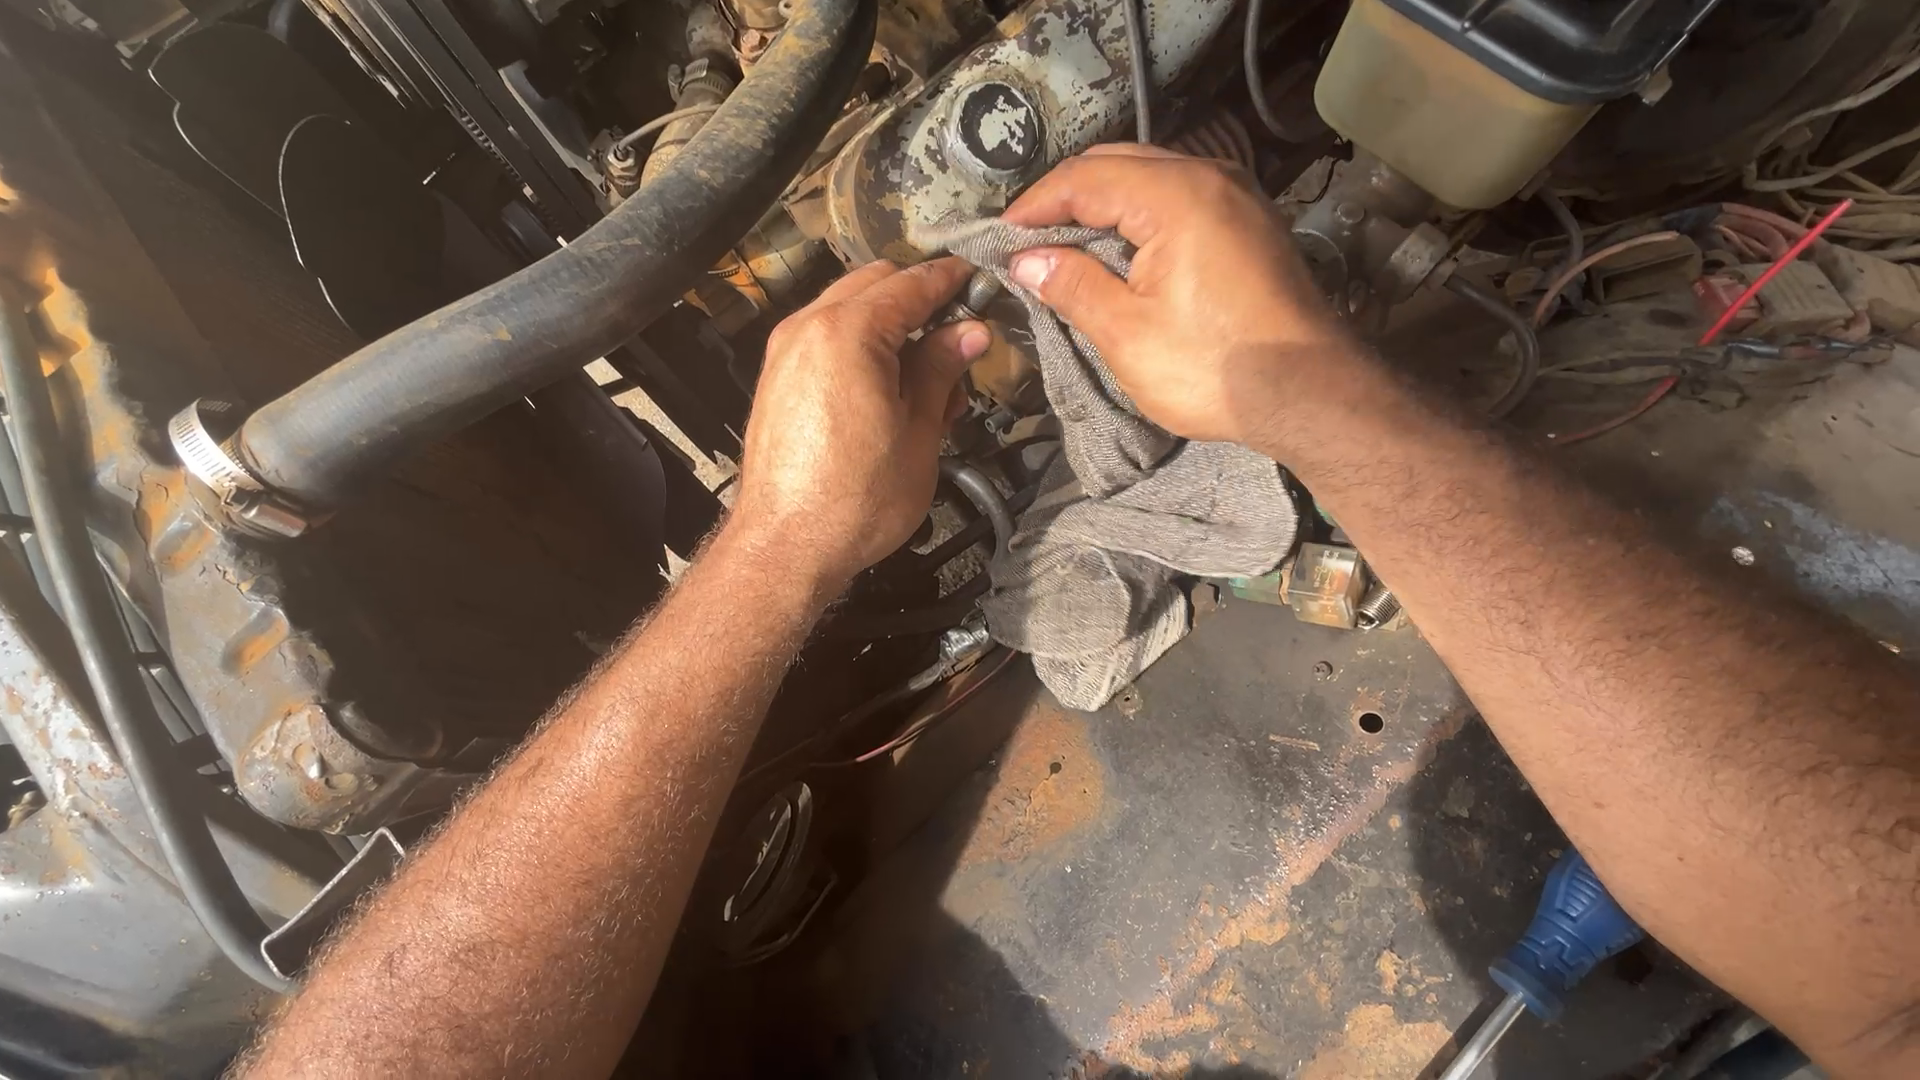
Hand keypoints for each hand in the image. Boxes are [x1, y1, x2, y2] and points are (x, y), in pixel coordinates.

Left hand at [728, 258, 989, 591]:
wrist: (786, 546)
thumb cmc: (856, 501)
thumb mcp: (919, 433)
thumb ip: (941, 370)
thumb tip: (970, 333)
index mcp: (848, 333)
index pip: (911, 284)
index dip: (950, 281)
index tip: (977, 282)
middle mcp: (808, 328)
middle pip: (875, 284)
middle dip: (918, 300)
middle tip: (957, 337)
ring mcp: (786, 353)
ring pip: (848, 310)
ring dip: (889, 325)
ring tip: (927, 378)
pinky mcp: (778, 380)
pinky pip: (825, 339)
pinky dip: (859, 346)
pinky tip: (887, 389)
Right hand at [1003, 144, 1353, 449]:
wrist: (1307, 395)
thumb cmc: (1213, 369)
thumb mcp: (1127, 334)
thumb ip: (1073, 286)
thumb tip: (1026, 261)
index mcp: (1176, 196)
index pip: (1086, 177)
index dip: (1035, 204)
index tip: (1000, 236)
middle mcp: (1210, 178)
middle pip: (1118, 164)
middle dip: (1065, 198)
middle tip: (1026, 238)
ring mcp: (1235, 198)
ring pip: (1150, 179)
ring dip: (1101, 206)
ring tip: (1063, 245)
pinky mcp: (1247, 225)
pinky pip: (1178, 200)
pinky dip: (1137, 217)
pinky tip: (1117, 251)